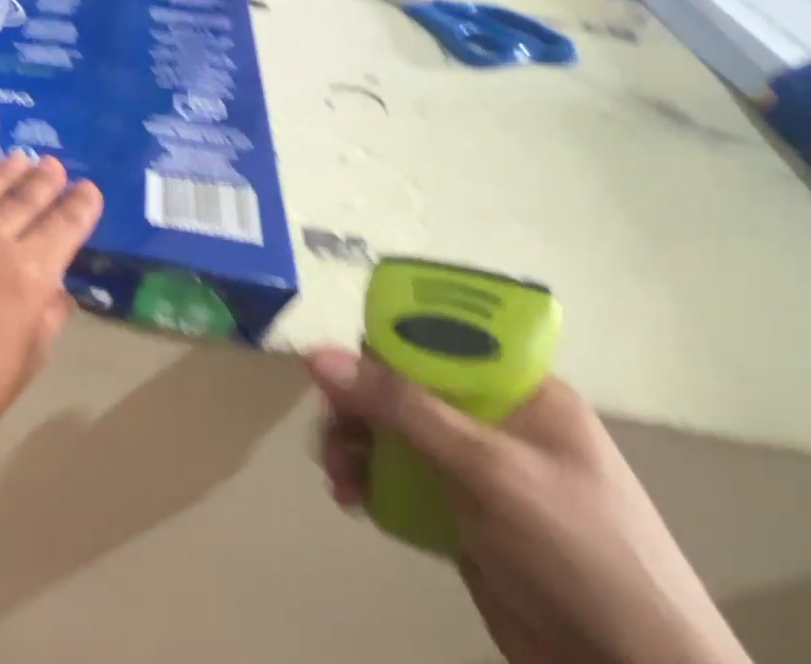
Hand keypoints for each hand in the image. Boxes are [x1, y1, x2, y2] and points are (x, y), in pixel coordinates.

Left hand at [0, 155, 102, 478]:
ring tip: (21, 160)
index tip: (88, 191)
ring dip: (6, 173)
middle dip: (44, 181)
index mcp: (28, 274)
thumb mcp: (31, 354)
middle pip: (24, 198)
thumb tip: (52, 278)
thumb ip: (48, 307)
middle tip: (54, 166)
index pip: (64, 224)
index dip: (80, 205)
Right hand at [308, 349, 749, 663]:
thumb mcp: (488, 468)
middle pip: (401, 389)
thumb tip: (316, 353)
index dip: (382, 348)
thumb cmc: (575, 550)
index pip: (439, 342)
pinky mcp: (456, 511)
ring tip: (340, 478)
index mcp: (522, 394)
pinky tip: (352, 498)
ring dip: (353, 447)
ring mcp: (475, 469)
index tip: (335, 371)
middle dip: (356, 408)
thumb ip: (402, 408)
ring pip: (388, 433)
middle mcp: (495, 421)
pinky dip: (365, 481)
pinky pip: (393, 477)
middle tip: (332, 434)